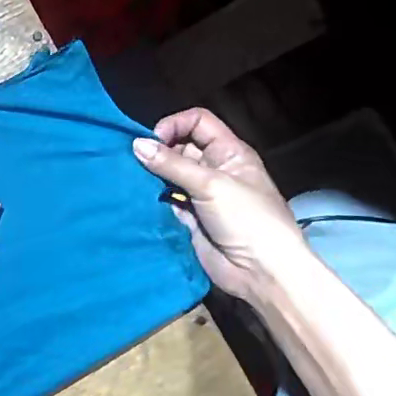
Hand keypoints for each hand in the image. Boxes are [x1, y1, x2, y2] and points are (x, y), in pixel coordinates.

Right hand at [132, 108, 309, 303]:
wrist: (262, 273)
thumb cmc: (246, 218)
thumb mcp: (211, 185)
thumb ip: (172, 164)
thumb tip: (136, 144)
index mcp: (229, 152)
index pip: (198, 122)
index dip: (175, 125)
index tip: (153, 140)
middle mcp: (216, 168)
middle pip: (182, 147)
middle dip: (160, 151)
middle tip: (137, 162)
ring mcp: (203, 195)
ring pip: (172, 175)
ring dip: (154, 176)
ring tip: (133, 180)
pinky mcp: (192, 218)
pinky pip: (169, 201)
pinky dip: (156, 199)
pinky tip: (140, 200)